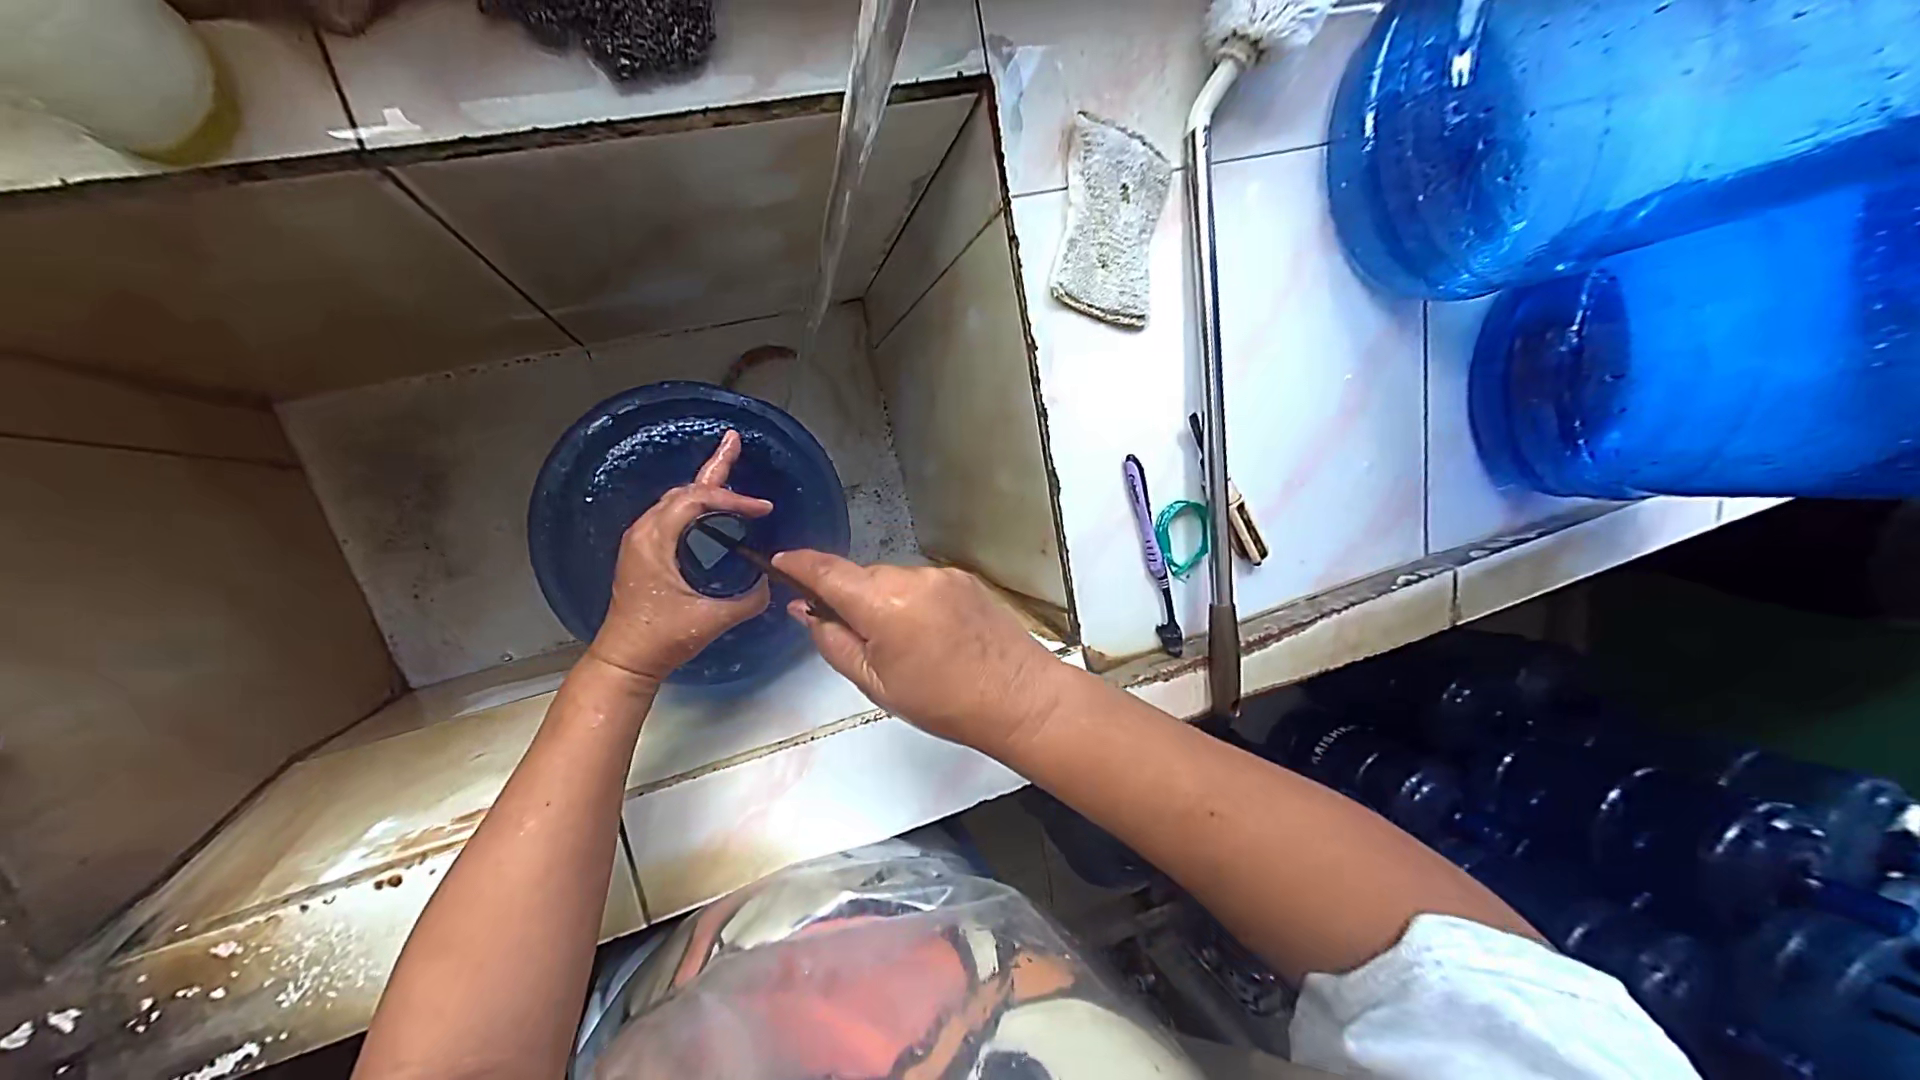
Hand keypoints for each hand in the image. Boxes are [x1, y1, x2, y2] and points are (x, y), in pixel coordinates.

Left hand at [588, 430, 772, 683]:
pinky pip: (673, 515)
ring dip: (706, 485)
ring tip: (728, 466)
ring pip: (677, 500)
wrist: (626, 660)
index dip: (733, 500)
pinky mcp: (646, 553)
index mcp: (655, 540)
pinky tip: (714, 507)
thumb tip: (771, 581)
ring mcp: (643, 541)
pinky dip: (697, 504)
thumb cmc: (661, 638)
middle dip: (714, 467)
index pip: (697, 500)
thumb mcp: (712, 618)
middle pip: (684, 489)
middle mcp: (645, 532)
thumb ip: (749, 598)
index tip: (762, 509)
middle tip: (734, 442)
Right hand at [770, 551, 1068, 753]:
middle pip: (862, 577)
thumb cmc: (942, 701)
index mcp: (882, 602)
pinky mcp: (964, 578)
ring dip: (884, 601)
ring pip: (893, 580)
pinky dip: (913, 601)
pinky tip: (931, 634)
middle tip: (856, 637)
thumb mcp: (874, 683)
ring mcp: (941, 575)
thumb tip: (806, 610)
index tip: (781, 562)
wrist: (1017, 696)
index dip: (800, 564)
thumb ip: (832, 640)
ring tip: (905, 645)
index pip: (828, 571)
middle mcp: (911, 576)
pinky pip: (922, 583)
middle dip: (850, 598)